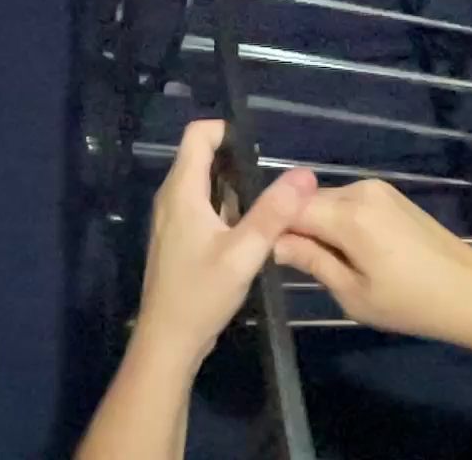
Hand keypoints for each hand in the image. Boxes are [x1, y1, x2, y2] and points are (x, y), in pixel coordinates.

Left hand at [135, 120, 317, 364]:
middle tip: (269, 174)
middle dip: (234, 156)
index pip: (197, 134)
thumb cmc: (201, 293)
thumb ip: (273, 212)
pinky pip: (199, 203)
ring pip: (201, 181)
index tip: (257, 146)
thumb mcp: (244, 253)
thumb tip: (304, 175)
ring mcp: (172, 218)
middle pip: (199, 155)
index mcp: (182, 190)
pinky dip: (222, 203)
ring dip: (230, 181)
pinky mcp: (177, 237)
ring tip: (265, 197)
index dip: (226, 130)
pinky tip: (247, 225)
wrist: (167, 342)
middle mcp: (172, 196)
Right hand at [275, 179, 471, 347]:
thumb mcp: (353, 294)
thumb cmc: (410, 302)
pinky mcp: (387, 192)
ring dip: (317, 223)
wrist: (470, 289)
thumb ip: (311, 261)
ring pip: (326, 200)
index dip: (273, 228)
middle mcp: (358, 190)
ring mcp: (375, 188)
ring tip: (325, 259)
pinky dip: (337, 220)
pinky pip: (346, 201)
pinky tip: (350, 249)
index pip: (290, 209)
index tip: (266, 253)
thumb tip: (273, 243)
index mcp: (348, 215)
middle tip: (296, 264)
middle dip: (295, 226)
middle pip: (307, 201)